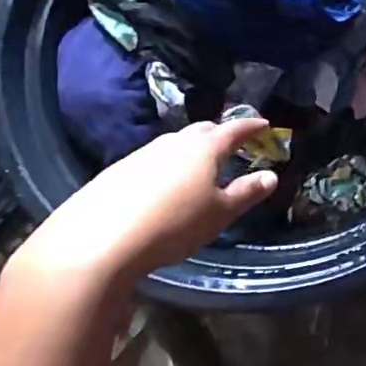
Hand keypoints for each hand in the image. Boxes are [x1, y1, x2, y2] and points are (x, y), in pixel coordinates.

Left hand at [16, 119, 279, 279]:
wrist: (94, 242)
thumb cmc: (171, 225)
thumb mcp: (218, 214)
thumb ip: (246, 193)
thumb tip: (270, 175)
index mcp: (204, 149)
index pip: (234, 129)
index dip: (251, 126)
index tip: (264, 123)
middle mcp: (173, 144)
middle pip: (201, 130)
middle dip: (219, 133)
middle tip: (232, 143)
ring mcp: (140, 155)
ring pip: (173, 144)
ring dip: (189, 149)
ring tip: (197, 165)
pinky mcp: (115, 173)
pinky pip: (150, 160)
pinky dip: (164, 166)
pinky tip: (160, 186)